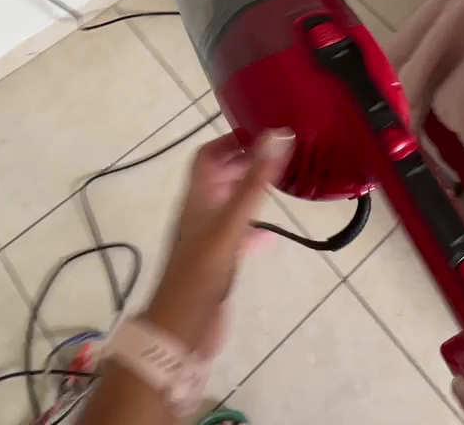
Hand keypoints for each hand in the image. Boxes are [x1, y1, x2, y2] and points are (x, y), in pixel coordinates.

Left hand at [141, 129, 293, 356]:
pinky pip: (238, 232)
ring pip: (230, 203)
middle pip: (220, 175)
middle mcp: (200, 210)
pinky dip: (255, 226)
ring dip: (251, 192)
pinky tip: (274, 232)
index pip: (208, 155)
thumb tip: (277, 134)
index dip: (231, 140)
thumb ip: (255, 181)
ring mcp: (208, 236)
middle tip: (280, 157)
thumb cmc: (203, 271)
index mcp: (197, 195)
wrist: (182, 330)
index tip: (264, 135)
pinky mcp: (217, 260)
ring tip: (281, 186)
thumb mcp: (231, 222)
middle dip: (246, 162)